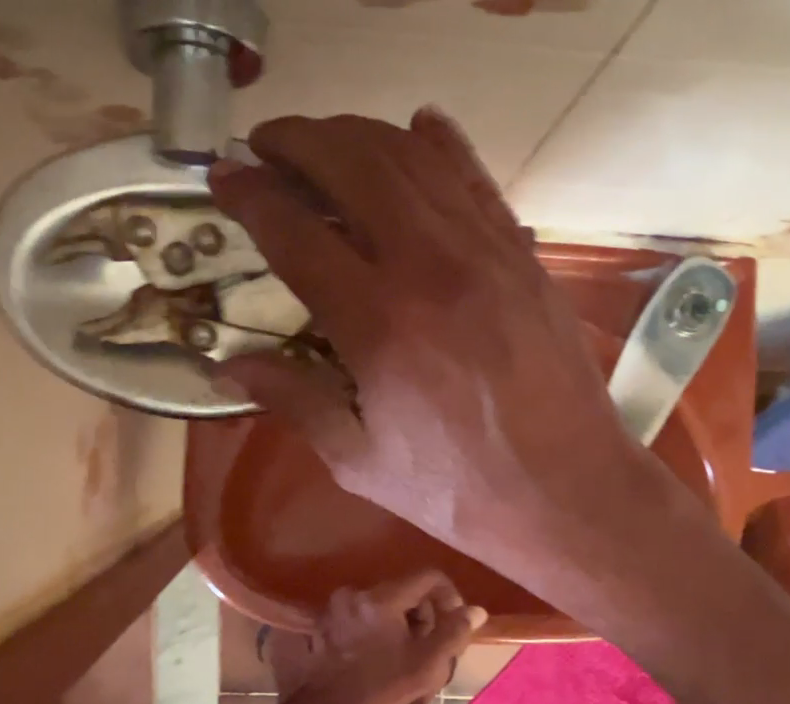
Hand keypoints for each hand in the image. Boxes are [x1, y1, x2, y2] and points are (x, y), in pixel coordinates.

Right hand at [207, 111, 656, 573]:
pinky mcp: (523, 254)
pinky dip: (440, 143)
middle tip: (266, 144)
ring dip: (359, 134)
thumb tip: (226, 364)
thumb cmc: (456, 490)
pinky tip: (418, 125)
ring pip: (413, 158)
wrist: (567, 491)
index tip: (222, 178)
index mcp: (377, 325)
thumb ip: (293, 400)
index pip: (296, 232)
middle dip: (298, 141)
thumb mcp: (359, 460)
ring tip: (324, 141)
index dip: (251, 196)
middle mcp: (429, 267)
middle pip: (353, 166)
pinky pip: (475, 177)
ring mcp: (485, 251)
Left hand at [265, 571, 485, 703]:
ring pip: (383, 603)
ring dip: (402, 621)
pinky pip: (363, 614)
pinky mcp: (326, 623)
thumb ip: (455, 632)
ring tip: (408, 653)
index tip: (453, 622)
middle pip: (404, 590)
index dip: (448, 596)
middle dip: (424, 612)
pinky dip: (378, 626)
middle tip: (431, 643)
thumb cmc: (380, 689)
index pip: (427, 577)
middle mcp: (356, 593)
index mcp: (381, 598)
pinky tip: (382, 655)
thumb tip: (475, 611)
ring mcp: (337, 607)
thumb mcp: (427, 664)